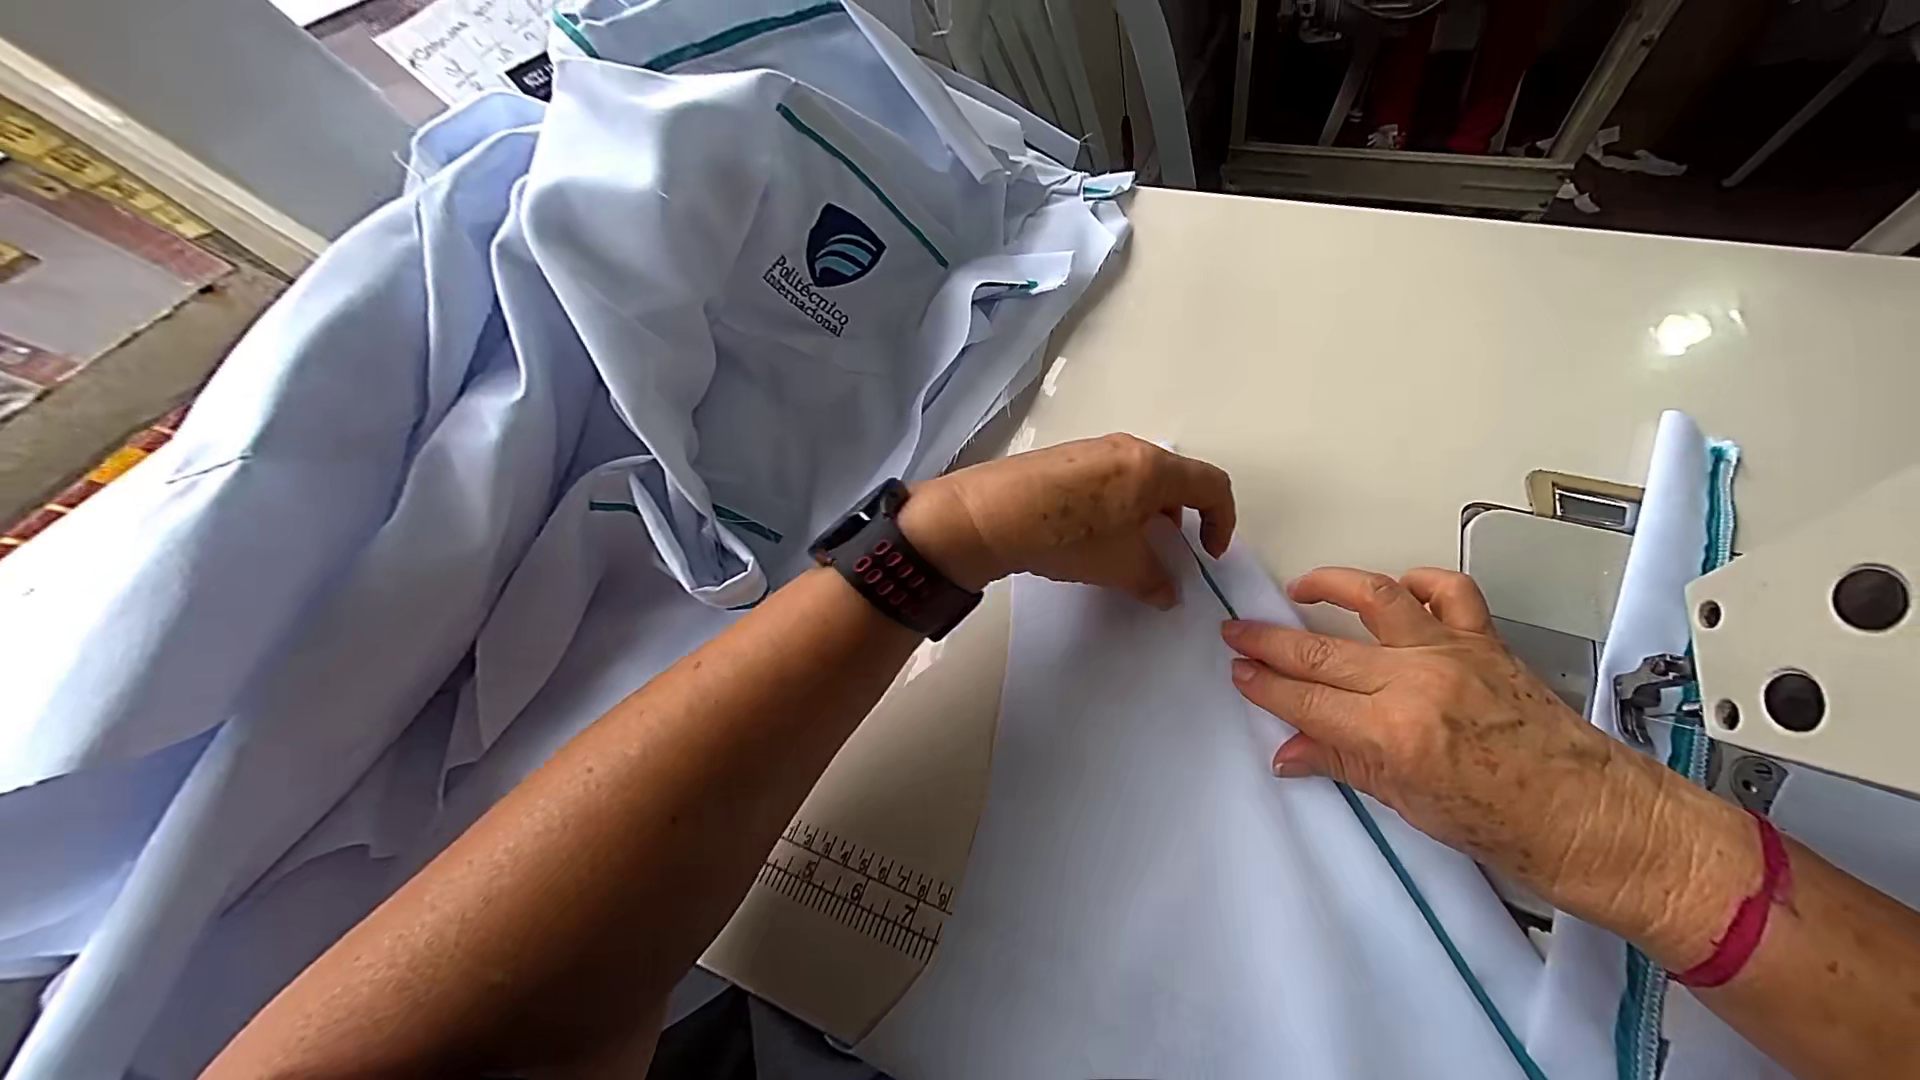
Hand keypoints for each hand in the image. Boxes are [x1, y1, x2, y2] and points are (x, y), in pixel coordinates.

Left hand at [898, 434, 1234, 605]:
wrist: (989, 515)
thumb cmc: (1068, 536)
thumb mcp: (1119, 566)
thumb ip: (1154, 580)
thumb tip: (1166, 593)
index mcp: (1153, 467)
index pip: (1212, 485)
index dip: (1222, 521)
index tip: (1208, 552)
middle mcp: (1126, 448)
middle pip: (1173, 480)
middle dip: (1177, 519)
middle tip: (1159, 551)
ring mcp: (1091, 449)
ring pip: (1137, 479)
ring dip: (1143, 513)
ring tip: (1120, 546)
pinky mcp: (1063, 458)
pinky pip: (1106, 479)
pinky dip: (1114, 505)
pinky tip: (1086, 532)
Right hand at [1221, 566, 1758, 967]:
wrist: (1604, 825)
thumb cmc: (1508, 828)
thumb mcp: (1406, 803)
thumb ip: (1340, 762)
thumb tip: (1284, 752)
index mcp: (1393, 734)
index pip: (1304, 699)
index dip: (1262, 684)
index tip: (1238, 671)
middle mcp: (1417, 683)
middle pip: (1320, 652)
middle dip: (1267, 640)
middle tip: (1237, 632)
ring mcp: (1453, 655)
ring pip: (1377, 598)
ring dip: (1329, 585)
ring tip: (1298, 588)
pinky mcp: (1487, 642)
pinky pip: (1452, 592)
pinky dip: (1421, 580)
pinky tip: (1397, 586)